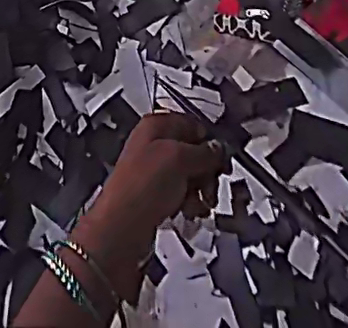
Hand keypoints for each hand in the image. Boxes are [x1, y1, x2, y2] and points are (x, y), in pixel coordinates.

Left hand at [90, 113, 224, 234]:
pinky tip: (189, 210)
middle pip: (192, 152)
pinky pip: (181, 194)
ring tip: (199, 202)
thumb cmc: (141, 185)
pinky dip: (189, 202)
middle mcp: (152, 145)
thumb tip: (217, 148)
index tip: (222, 157)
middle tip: (210, 184)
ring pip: (189, 175)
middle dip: (206, 170)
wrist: (124, 224)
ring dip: (200, 190)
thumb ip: (203, 152)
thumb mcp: (179, 160)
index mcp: (154, 126)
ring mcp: (153, 170)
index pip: (190, 123)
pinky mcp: (155, 194)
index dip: (208, 139)